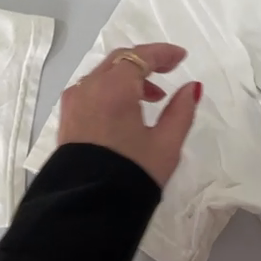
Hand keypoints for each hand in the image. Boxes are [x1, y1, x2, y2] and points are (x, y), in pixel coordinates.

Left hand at [57, 43, 201, 185]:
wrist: (87, 208)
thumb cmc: (131, 173)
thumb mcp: (165, 145)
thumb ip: (181, 111)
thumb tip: (192, 86)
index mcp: (113, 87)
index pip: (139, 57)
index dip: (162, 53)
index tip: (181, 57)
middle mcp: (89, 86)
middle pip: (119, 60)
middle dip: (145, 61)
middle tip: (168, 70)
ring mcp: (74, 100)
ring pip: (103, 74)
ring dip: (128, 77)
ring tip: (153, 97)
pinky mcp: (67, 116)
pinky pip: (91, 89)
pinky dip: (111, 89)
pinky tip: (127, 109)